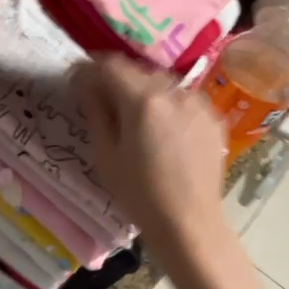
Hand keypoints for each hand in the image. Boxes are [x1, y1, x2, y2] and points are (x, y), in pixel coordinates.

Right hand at [73, 54, 229, 257]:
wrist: (188, 223)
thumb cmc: (138, 193)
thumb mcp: (105, 154)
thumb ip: (96, 111)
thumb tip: (86, 84)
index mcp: (142, 100)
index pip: (111, 65)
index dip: (89, 68)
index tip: (76, 80)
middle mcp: (174, 92)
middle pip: (138, 71)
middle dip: (117, 80)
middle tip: (101, 100)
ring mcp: (198, 104)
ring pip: (163, 84)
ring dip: (143, 91)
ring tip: (133, 117)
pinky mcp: (213, 118)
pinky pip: (183, 100)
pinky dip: (166, 106)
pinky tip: (160, 131)